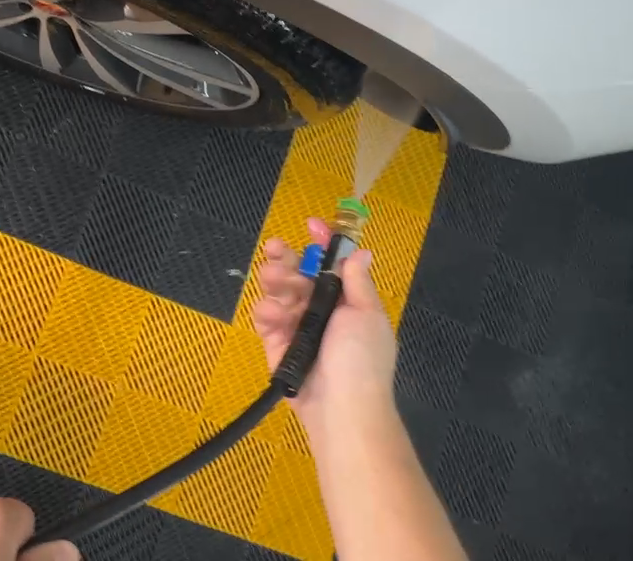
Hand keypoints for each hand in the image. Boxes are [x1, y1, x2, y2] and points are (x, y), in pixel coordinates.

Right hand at [250, 218, 396, 422]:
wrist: (341, 408)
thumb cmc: (361, 359)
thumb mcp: (367, 316)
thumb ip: (357, 282)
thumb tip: (362, 252)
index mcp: (346, 300)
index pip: (330, 264)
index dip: (321, 242)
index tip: (309, 224)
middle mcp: (319, 308)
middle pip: (296, 271)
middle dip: (284, 257)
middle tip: (274, 249)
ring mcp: (296, 324)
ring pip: (276, 289)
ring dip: (273, 281)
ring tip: (273, 283)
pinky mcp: (275, 341)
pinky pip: (265, 316)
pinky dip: (266, 311)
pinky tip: (271, 315)